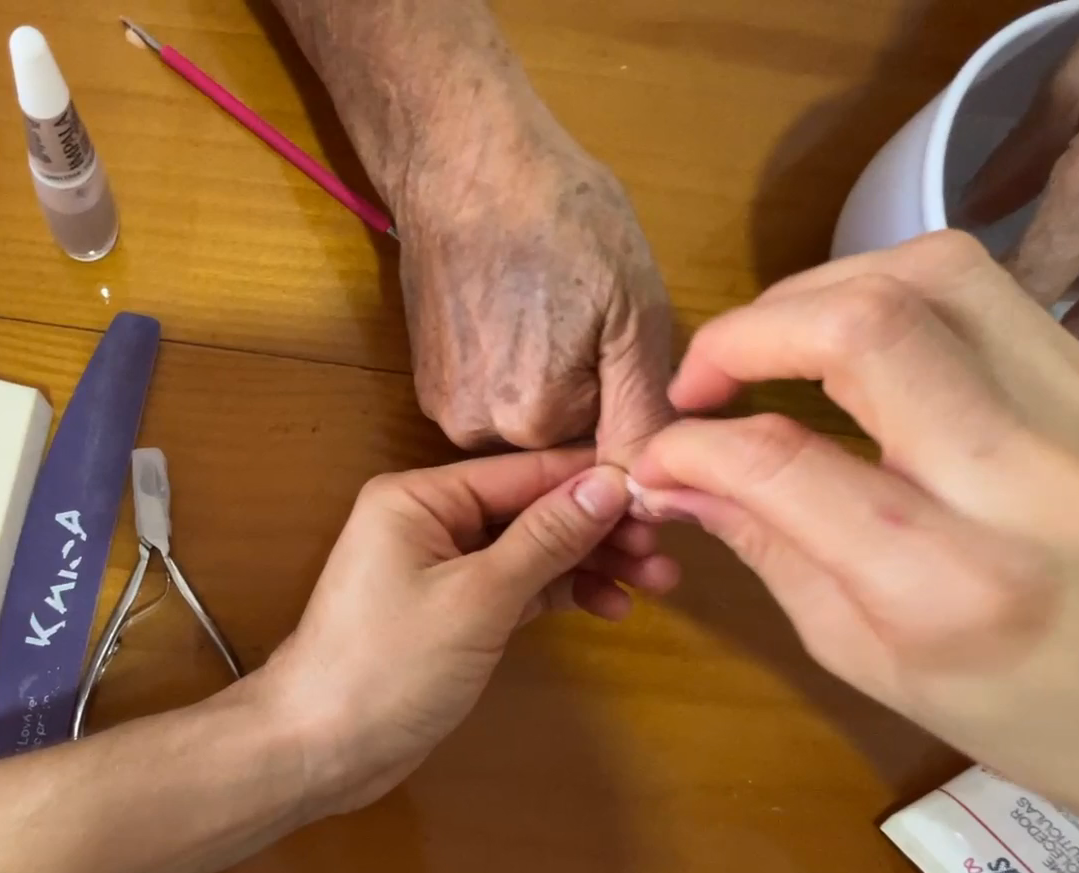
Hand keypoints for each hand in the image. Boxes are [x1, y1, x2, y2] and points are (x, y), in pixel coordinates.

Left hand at [257, 450, 678, 816]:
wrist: (322, 745)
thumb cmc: (389, 664)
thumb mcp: (477, 598)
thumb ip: (544, 539)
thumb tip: (611, 481)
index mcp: (418, 497)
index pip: (521, 474)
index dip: (593, 480)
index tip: (668, 490)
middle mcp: (427, 520)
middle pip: (528, 510)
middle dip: (596, 528)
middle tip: (667, 550)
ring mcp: (439, 566)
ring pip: (528, 550)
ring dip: (587, 563)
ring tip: (657, 583)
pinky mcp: (451, 609)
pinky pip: (514, 587)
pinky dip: (557, 593)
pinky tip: (609, 605)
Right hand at [399, 103, 674, 457]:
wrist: (464, 174)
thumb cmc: (562, 224)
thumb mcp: (632, 315)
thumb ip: (643, 412)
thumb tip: (650, 492)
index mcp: (533, 422)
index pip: (603, 456)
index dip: (628, 414)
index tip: (628, 360)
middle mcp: (478, 434)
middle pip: (557, 444)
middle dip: (586, 399)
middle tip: (588, 327)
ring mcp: (444, 411)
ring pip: (522, 425)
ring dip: (545, 389)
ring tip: (546, 322)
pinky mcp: (428, 388)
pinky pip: (488, 405)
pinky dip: (508, 377)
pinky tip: (510, 325)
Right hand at [630, 231, 1078, 838]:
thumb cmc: (1016, 711)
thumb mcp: (854, 650)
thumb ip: (761, 544)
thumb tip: (669, 480)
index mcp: (948, 582)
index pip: (780, 462)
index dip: (689, 446)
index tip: (655, 459)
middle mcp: (1031, 479)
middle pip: (867, 327)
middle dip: (743, 335)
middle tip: (696, 382)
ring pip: (932, 275)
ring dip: (812, 295)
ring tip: (762, 351)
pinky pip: (980, 293)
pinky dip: (877, 300)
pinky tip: (840, 356)